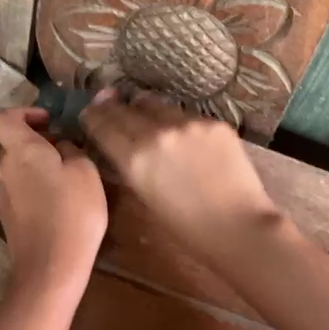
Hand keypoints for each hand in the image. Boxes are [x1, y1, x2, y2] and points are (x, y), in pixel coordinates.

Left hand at [0, 107, 107, 299]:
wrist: (51, 268)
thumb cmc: (72, 213)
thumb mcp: (86, 172)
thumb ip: (72, 150)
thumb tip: (61, 147)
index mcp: (21, 151)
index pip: (4, 118)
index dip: (25, 113)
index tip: (49, 121)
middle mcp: (5, 170)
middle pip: (14, 144)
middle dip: (39, 142)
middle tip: (69, 150)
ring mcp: (5, 196)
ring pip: (20, 169)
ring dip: (41, 167)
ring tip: (71, 179)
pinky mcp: (11, 218)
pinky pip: (23, 191)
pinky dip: (39, 189)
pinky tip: (63, 205)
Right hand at [80, 89, 282, 258]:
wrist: (238, 226)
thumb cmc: (186, 227)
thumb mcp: (144, 197)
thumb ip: (130, 165)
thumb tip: (121, 144)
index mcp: (133, 159)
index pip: (102, 124)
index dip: (93, 116)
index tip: (90, 113)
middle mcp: (156, 134)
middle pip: (124, 109)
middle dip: (113, 107)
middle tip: (108, 102)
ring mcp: (187, 123)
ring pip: (155, 104)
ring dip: (145, 109)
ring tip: (145, 113)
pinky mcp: (213, 122)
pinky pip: (186, 115)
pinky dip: (178, 122)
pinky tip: (184, 136)